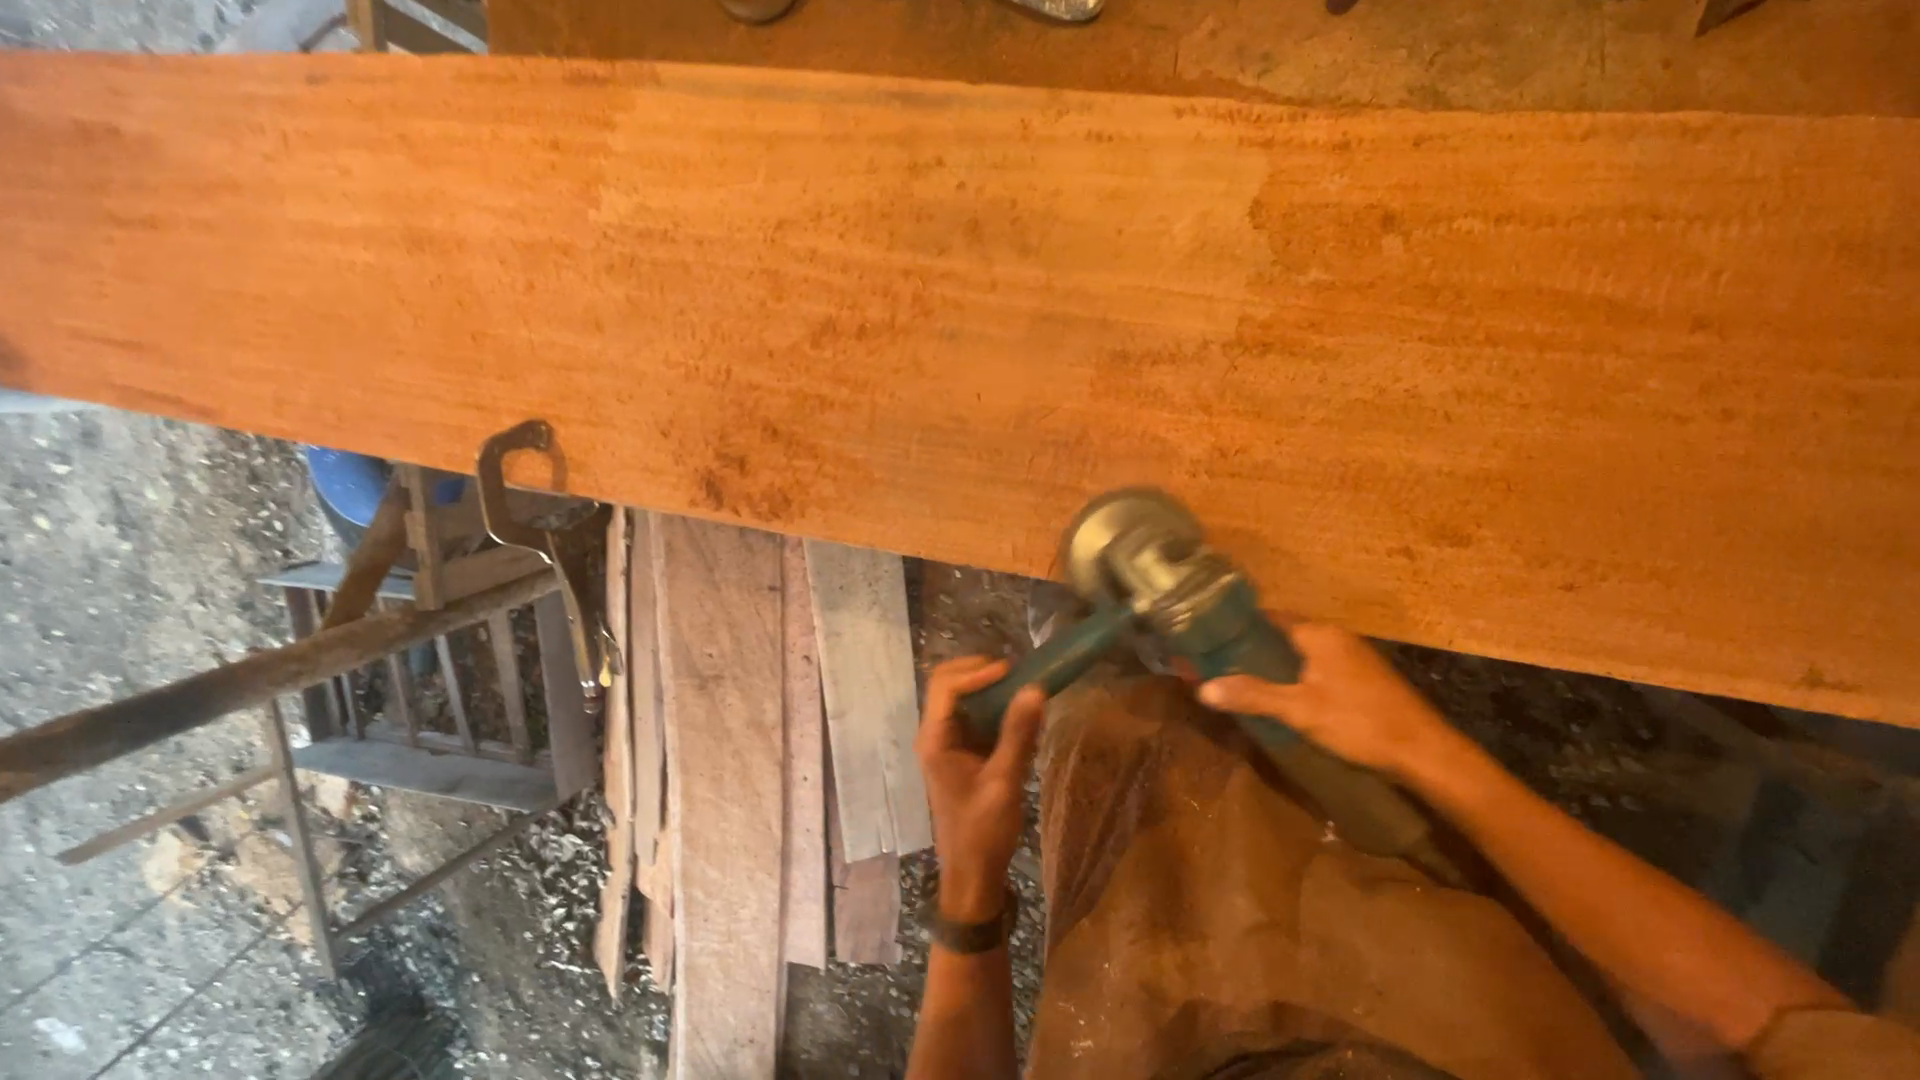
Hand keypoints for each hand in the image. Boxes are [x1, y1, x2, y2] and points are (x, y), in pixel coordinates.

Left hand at [915, 657, 1046, 922]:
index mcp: (934, 740)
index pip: (946, 686)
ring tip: (1021, 685)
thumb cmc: (983, 830)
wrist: (972, 872)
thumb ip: (1018, 734)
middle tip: (1016, 672)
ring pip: (960, 697)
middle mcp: (934, 735)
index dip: (977, 672)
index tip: (1011, 672)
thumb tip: (1035, 689)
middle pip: (947, 683)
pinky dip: (993, 706)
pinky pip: (974, 716)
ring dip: (988, 686)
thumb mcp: (1004, 781)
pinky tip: (1019, 711)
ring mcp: (947, 743)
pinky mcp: (961, 752)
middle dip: (979, 671)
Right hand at [1198, 623, 1474, 784]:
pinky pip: (1316, 667)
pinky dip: (1294, 675)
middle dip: (1252, 647)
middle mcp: (1336, 637)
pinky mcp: (1362, 678)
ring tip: (1242, 681)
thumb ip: (1252, 696)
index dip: (1237, 626)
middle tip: (1219, 664)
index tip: (1209, 638)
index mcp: (1319, 634)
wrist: (1424, 752)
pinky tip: (1282, 697)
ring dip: (1274, 664)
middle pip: (1283, 633)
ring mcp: (1352, 657)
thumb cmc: (1359, 722)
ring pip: (1301, 652)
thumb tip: (1203, 688)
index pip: (1268, 616)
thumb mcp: (1300, 711)